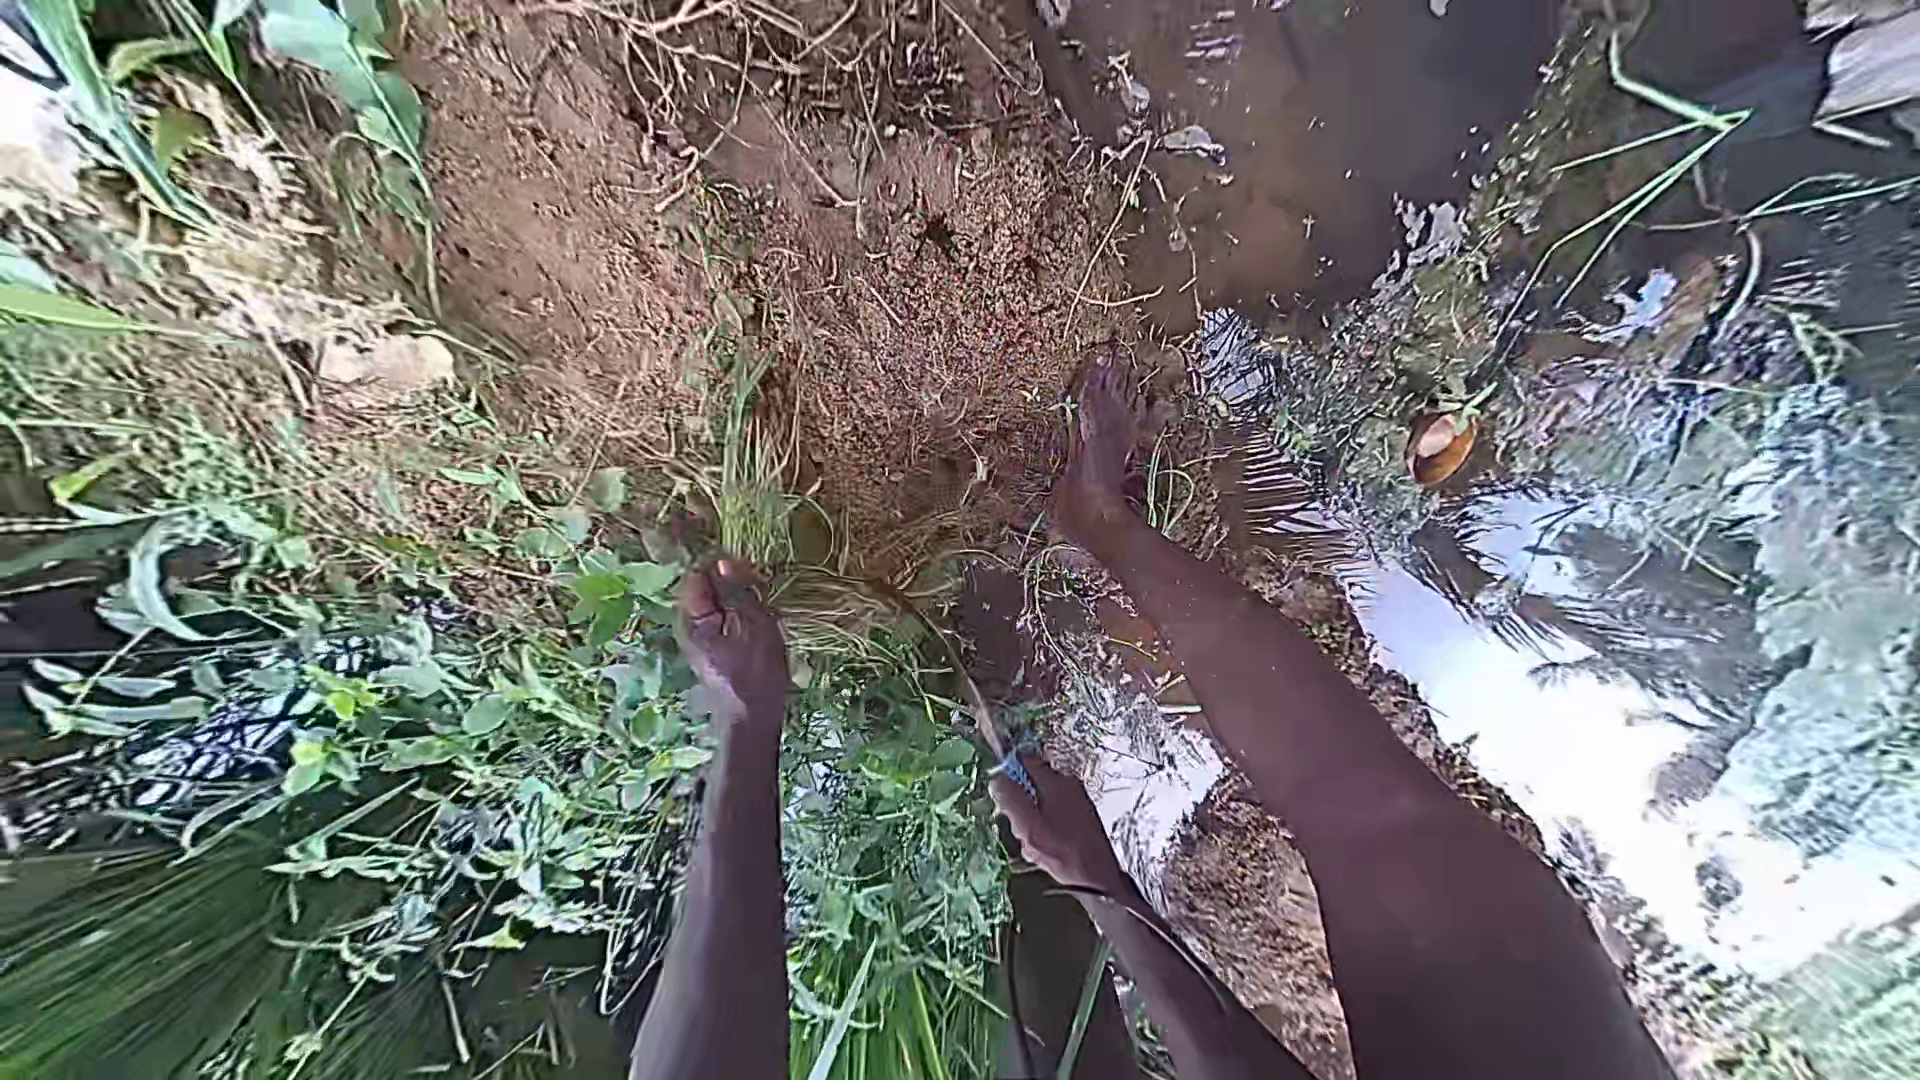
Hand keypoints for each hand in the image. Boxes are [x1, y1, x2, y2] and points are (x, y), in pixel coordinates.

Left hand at [676, 560, 788, 734]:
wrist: (753, 716)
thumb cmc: (756, 671)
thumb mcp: (754, 624)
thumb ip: (738, 591)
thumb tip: (725, 561)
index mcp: (693, 618)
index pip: (699, 574)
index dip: (723, 565)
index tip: (749, 568)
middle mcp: (688, 624)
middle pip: (706, 586)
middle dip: (732, 581)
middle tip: (760, 587)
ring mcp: (698, 636)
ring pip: (717, 601)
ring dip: (738, 596)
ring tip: (761, 603)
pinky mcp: (711, 645)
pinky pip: (723, 616)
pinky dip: (739, 611)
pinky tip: (757, 619)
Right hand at [989, 754, 1130, 894]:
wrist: (1099, 879)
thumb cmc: (1067, 854)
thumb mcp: (1030, 827)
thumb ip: (1011, 800)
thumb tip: (997, 780)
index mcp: (1056, 782)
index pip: (1025, 761)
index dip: (1009, 775)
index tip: (1001, 793)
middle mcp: (1068, 785)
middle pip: (1032, 783)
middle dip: (1021, 803)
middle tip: (1020, 827)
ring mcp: (1076, 800)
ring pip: (1041, 801)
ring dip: (1032, 819)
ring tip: (1035, 842)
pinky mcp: (1080, 816)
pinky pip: (1053, 813)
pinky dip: (1045, 827)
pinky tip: (1046, 847)